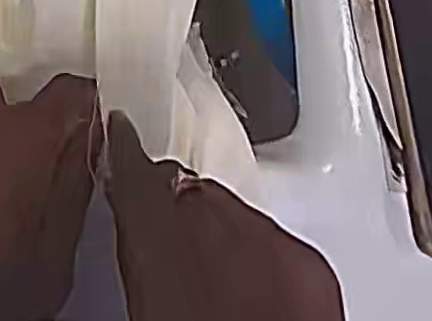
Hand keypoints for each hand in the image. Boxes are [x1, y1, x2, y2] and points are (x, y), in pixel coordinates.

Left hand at [0, 76, 99, 320]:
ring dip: (9, 133)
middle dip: (47, 126)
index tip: (95, 126)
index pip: (72, 91)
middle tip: (56, 167)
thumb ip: (78, 178)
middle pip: (31, 100)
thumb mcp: (58, 245)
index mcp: (28, 134)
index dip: (89, 107)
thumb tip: (89, 139)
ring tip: (16, 183)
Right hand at [105, 113, 343, 320]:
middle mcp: (226, 246)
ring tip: (212, 275)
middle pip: (188, 190)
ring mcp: (276, 250)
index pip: (143, 184)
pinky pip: (270, 232)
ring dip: (216, 225)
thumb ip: (141, 259)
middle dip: (174, 204)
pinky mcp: (312, 266)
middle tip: (165, 242)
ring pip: (229, 206)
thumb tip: (133, 224)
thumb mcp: (151, 310)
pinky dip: (255, 246)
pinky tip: (249, 285)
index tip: (118, 129)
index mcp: (172, 266)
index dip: (127, 153)